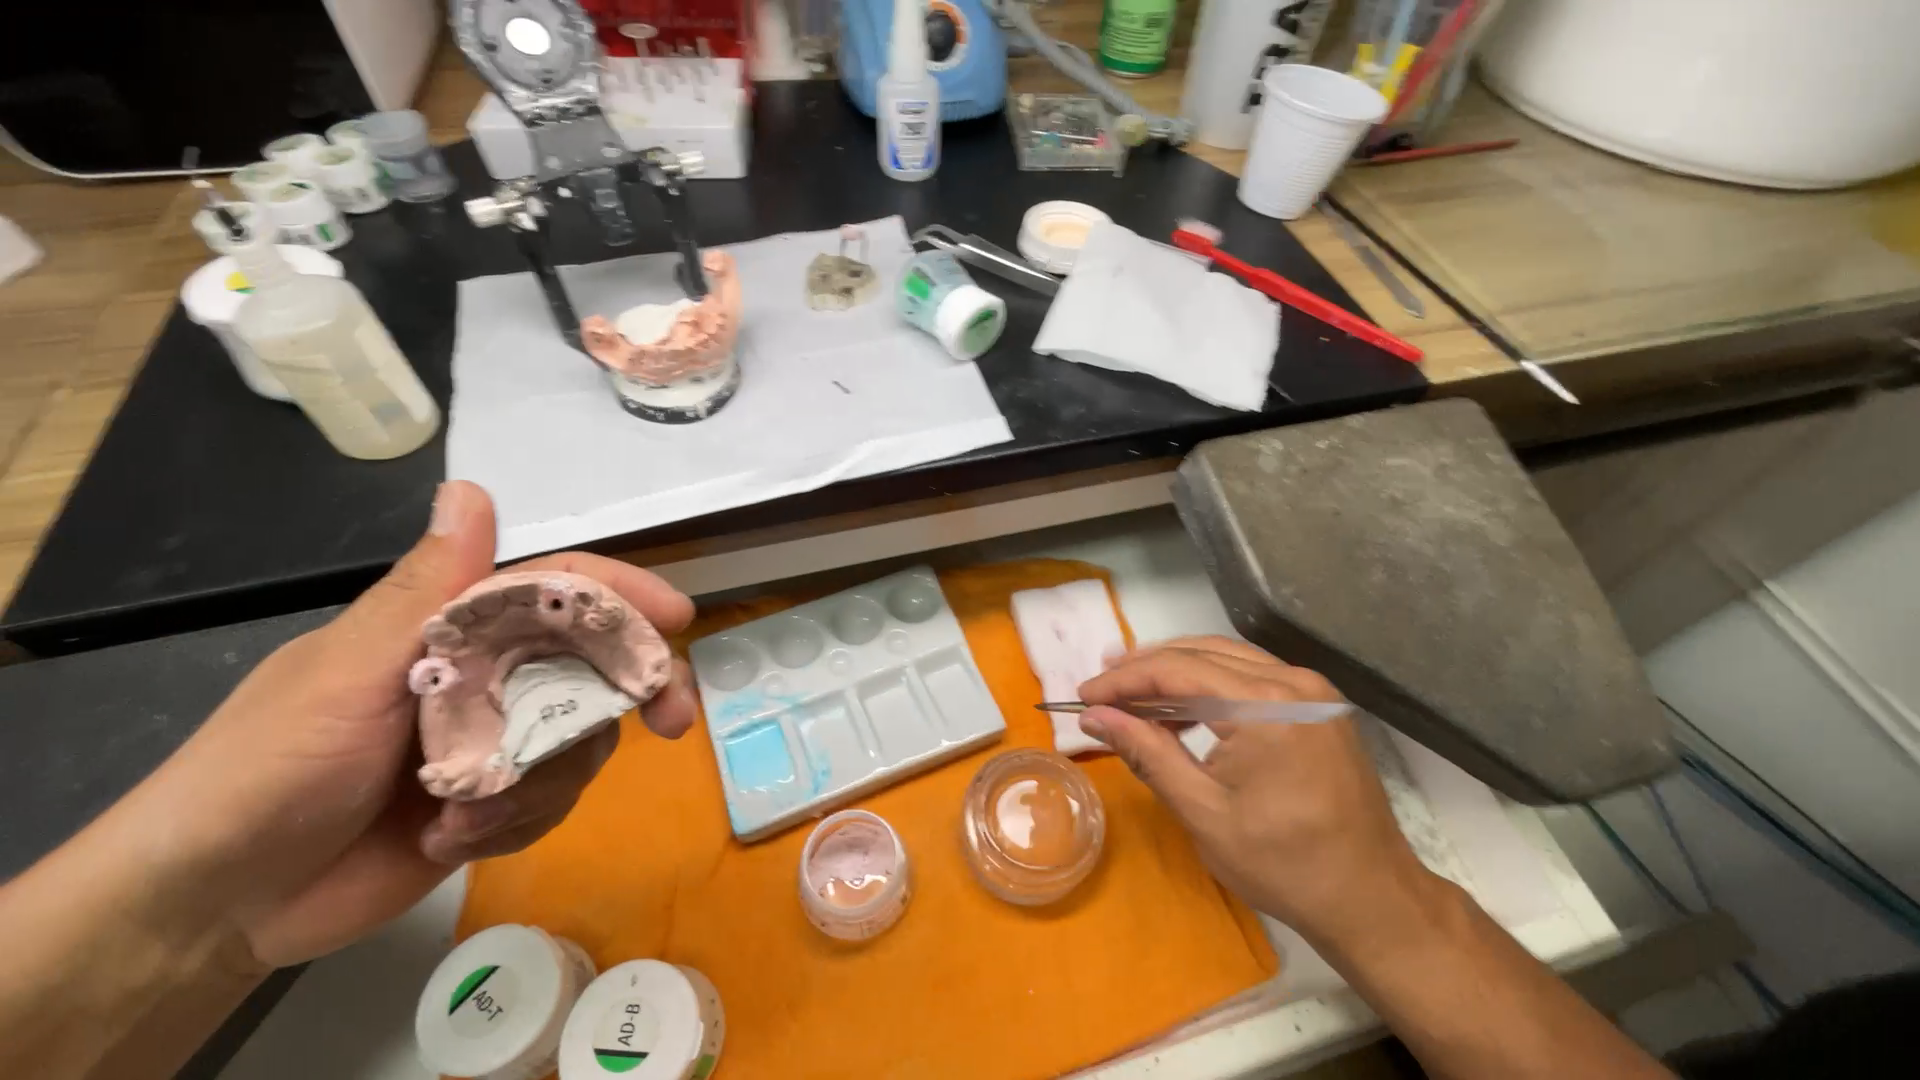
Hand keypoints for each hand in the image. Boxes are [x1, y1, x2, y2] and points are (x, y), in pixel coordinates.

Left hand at [139, 481, 697, 969]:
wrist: (213, 907)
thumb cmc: (267, 770)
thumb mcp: (345, 676)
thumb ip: (424, 594)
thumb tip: (472, 488)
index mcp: (450, 632)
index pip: (555, 592)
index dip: (621, 597)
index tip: (677, 620)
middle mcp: (483, 679)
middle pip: (590, 667)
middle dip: (633, 693)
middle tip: (675, 721)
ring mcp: (491, 745)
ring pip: (578, 743)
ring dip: (542, 781)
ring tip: (469, 813)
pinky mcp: (491, 805)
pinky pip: (549, 802)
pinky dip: (514, 823)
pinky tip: (450, 840)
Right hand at [1076, 637, 1434, 944]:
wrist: (1371, 898)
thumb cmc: (1283, 864)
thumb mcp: (1203, 811)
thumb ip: (1147, 752)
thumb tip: (1095, 718)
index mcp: (1265, 707)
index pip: (1177, 670)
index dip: (1124, 680)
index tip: (1083, 696)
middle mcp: (1293, 682)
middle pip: (1201, 652)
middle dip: (1145, 667)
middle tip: (1101, 690)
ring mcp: (1313, 690)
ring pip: (1227, 658)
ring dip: (1177, 672)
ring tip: (1133, 697)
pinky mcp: (1320, 704)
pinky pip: (1252, 676)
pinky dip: (1211, 684)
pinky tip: (1185, 710)